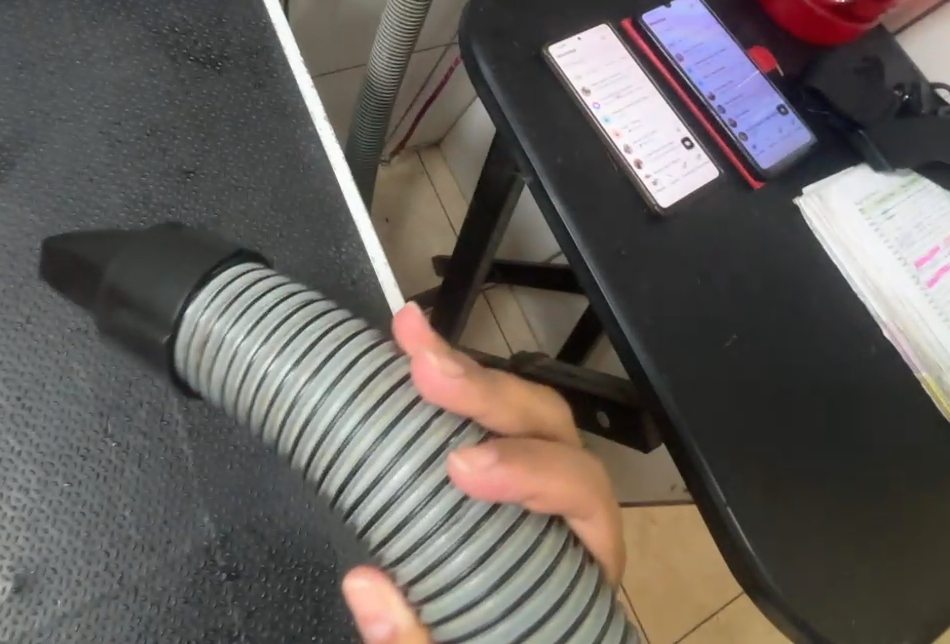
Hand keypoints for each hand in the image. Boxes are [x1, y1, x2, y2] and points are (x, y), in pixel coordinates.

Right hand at [340, 303, 621, 643]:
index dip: (526, 471)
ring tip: (411, 336)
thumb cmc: (506, 635)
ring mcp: (530, 470)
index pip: (578, 492)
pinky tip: (411, 353)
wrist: (506, 633)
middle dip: (485, 391)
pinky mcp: (493, 457)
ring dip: (464, 368)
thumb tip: (366, 589)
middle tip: (425, 366)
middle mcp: (565, 500)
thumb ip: (425, 641)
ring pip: (517, 404)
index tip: (460, 467)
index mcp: (583, 551)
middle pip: (547, 425)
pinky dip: (446, 379)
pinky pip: (480, 410)